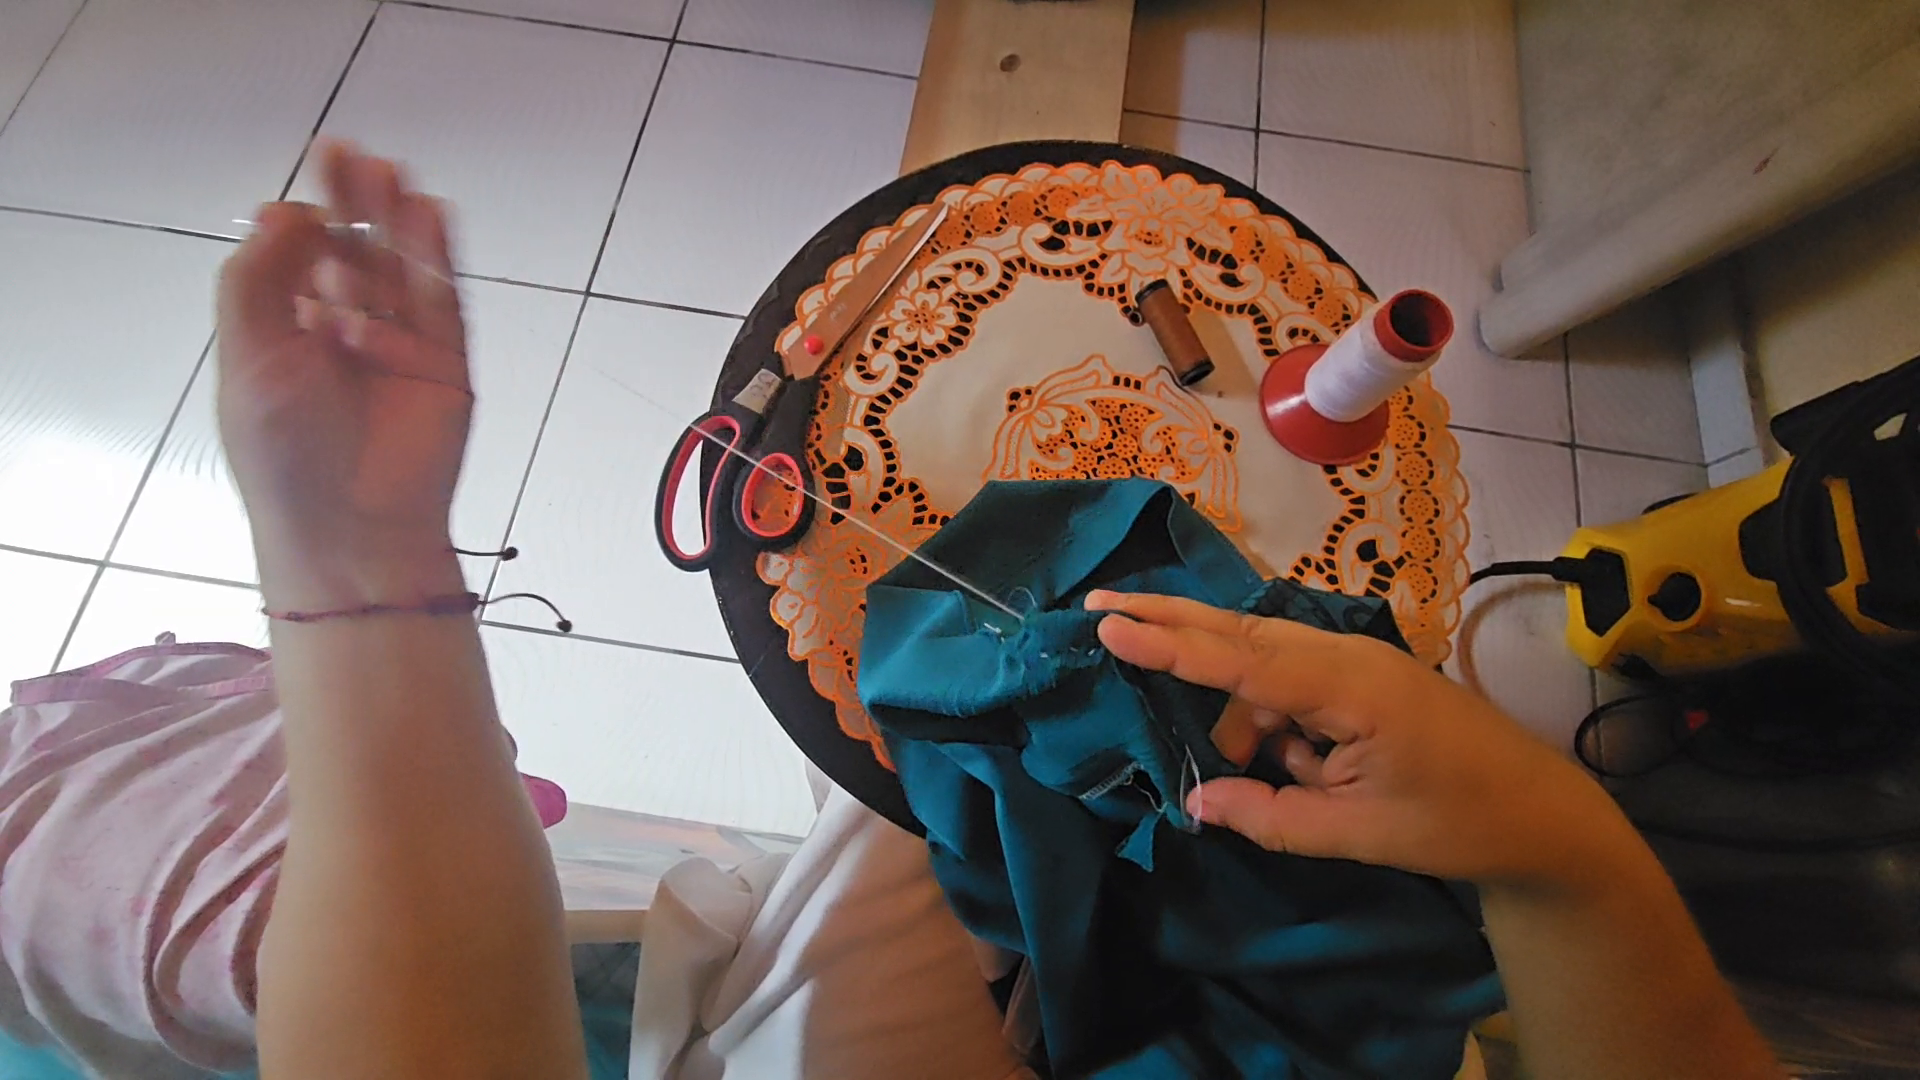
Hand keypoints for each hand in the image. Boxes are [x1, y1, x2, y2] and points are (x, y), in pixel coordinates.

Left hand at [216, 142, 469, 608]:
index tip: (309, 179)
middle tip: (353, 153)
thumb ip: (263, 276)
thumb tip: (294, 211)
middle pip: (356, 256)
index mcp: (291, 331)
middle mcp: (349, 334)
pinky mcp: (450, 367)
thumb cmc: (286, 445)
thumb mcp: (249, 351)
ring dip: (400, 224)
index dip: (305, 216)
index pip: (301, 260)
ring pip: (404, 275)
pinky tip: (434, 218)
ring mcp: (405, 350)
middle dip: (354, 206)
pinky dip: (441, 263)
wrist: (357, 517)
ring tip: (395, 173)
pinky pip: (445, 306)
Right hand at [1084, 590, 1642, 891]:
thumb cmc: (1457, 824)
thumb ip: (1269, 815)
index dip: (1169, 643)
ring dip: (1224, 701)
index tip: (1110, 626)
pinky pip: (1279, 682)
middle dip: (1164, 618)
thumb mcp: (1357, 834)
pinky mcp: (1347, 673)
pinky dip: (1258, 716)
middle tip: (1099, 606)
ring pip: (1253, 658)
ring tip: (1235, 762)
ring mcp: (1345, 658)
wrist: (1548, 816)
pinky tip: (1281, 762)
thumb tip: (1196, 802)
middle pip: (1235, 628)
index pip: (1238, 659)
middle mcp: (1340, 654)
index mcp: (1348, 686)